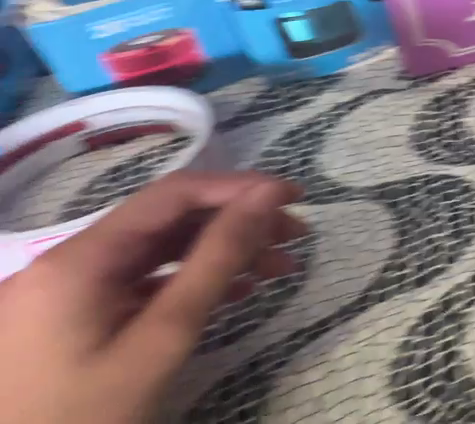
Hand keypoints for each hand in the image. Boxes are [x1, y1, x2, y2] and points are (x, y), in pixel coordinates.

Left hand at [0, 171, 305, 423]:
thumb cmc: (88, 410)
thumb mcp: (165, 333)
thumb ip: (219, 256)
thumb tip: (269, 193)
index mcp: (77, 260)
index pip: (175, 193)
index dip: (242, 187)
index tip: (297, 199)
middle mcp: (64, 263)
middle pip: (170, 219)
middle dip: (240, 224)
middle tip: (295, 240)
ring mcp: (62, 291)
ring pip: (162, 248)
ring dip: (224, 252)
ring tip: (275, 270)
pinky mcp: (68, 316)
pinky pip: (142, 278)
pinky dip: (192, 278)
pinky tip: (233, 293)